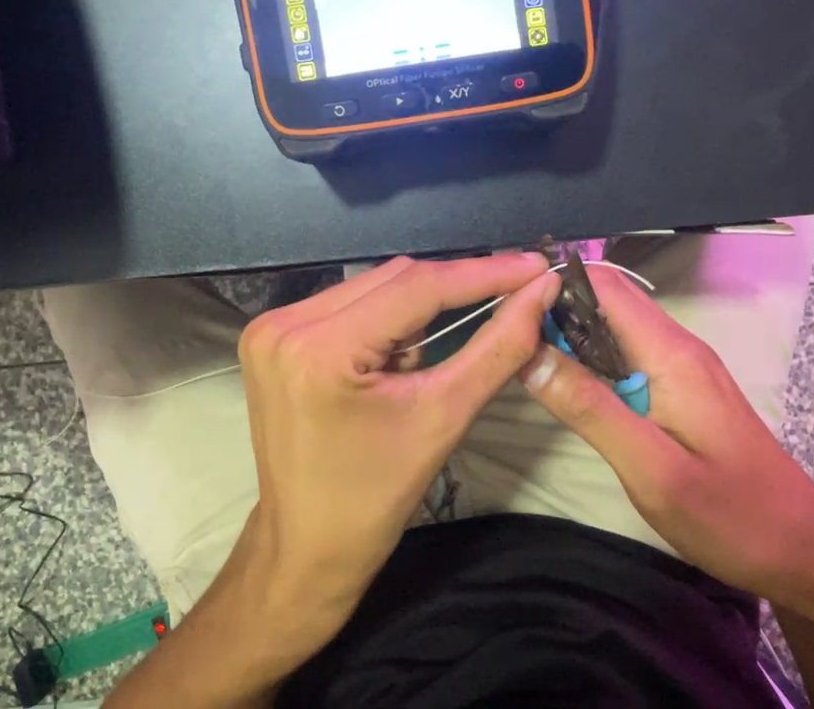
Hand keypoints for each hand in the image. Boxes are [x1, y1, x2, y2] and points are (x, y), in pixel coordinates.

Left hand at [235, 253, 560, 627]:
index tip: (536, 266)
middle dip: (455, 288)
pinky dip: (386, 322)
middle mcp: (286, 323)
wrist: (306, 547)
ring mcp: (273, 327)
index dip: (484, 273)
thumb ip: (497, 348)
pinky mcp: (274, 336)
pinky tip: (398, 363)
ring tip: (433, 360)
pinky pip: (349, 306)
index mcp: (321, 347)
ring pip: (373, 288)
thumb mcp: (443, 418)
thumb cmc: (375, 498)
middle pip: (394, 280)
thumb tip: (540, 291)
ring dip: (419, 308)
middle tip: (514, 294)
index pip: (417, 286)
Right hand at [516, 265, 813, 608]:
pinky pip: (628, 357)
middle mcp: (678, 348)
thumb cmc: (734, 518)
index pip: (604, 286)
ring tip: (521, 360)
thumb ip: (590, 409)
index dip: (553, 285)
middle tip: (503, 340)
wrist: (806, 556)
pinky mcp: (684, 393)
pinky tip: (567, 388)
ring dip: (569, 337)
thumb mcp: (652, 470)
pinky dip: (591, 362)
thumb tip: (529, 355)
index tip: (505, 309)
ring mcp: (684, 370)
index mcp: (671, 354)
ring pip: (615, 330)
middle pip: (606, 302)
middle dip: (553, 310)